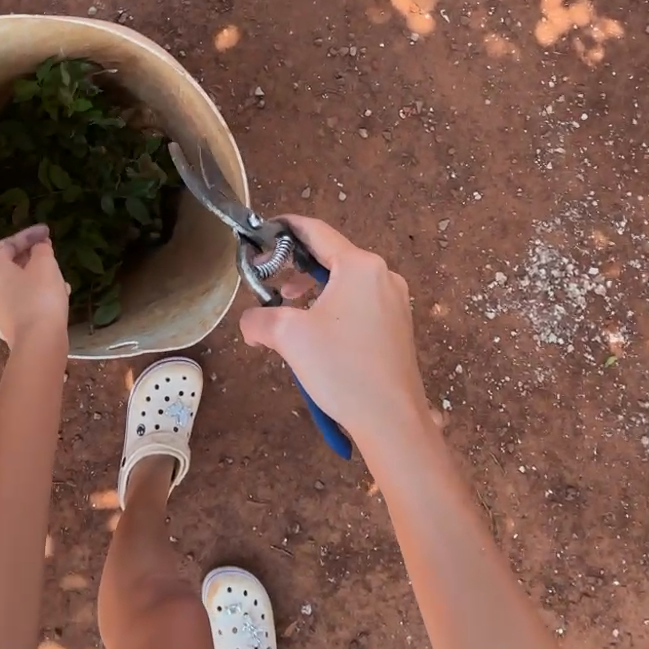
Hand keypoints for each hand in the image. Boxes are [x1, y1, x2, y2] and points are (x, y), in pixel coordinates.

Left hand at [0, 225, 71, 353]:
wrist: (39, 342)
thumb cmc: (40, 296)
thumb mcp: (45, 264)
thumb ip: (41, 249)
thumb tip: (39, 247)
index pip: (6, 245)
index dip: (27, 235)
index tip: (47, 232)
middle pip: (9, 265)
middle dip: (32, 256)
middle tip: (51, 251)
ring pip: (18, 285)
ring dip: (37, 276)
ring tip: (58, 275)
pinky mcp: (9, 325)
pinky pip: (22, 301)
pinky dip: (36, 294)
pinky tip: (57, 296)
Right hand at [238, 215, 428, 443]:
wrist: (392, 421)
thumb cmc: (341, 368)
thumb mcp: (288, 336)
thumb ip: (258, 319)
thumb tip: (250, 324)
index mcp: (359, 266)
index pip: (316, 231)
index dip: (286, 227)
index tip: (263, 230)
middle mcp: (382, 275)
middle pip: (330, 256)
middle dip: (295, 264)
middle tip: (268, 277)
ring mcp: (395, 301)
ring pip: (344, 280)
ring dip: (313, 287)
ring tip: (288, 306)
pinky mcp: (398, 325)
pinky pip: (358, 301)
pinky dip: (333, 304)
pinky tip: (316, 329)